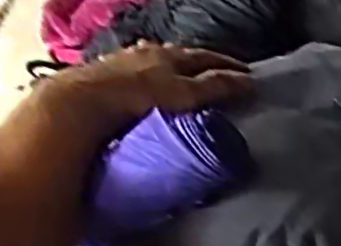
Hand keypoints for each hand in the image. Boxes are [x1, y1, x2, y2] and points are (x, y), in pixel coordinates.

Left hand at [37, 43, 253, 138]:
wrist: (91, 99)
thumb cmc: (144, 96)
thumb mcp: (188, 93)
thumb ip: (217, 87)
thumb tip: (249, 82)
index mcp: (172, 55)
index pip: (208, 58)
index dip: (229, 66)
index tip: (249, 74)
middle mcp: (151, 51)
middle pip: (184, 54)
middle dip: (204, 61)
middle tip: (222, 71)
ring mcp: (130, 59)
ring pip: (162, 59)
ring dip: (178, 65)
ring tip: (190, 75)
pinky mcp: (114, 72)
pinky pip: (144, 69)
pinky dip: (157, 73)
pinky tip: (157, 80)